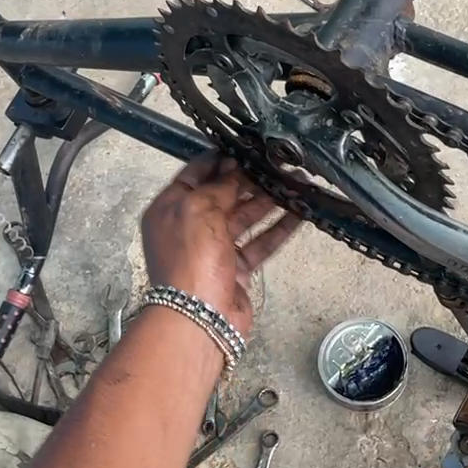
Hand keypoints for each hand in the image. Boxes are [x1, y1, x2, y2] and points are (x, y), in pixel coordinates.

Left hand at [140, 152, 300, 335]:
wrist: (199, 318)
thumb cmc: (190, 262)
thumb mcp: (200, 209)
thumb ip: (219, 186)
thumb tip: (234, 170)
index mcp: (170, 208)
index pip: (196, 174)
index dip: (221, 160)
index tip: (247, 149)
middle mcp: (189, 227)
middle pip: (223, 196)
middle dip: (251, 181)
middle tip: (278, 166)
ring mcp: (213, 250)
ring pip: (244, 219)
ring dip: (268, 203)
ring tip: (294, 185)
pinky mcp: (234, 270)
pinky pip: (258, 244)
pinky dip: (277, 231)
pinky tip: (297, 215)